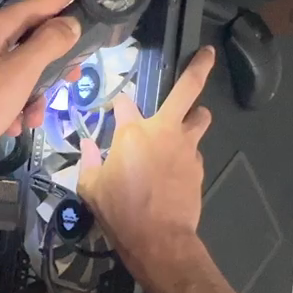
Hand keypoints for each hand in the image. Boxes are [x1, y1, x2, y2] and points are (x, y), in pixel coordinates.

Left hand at [0, 0, 82, 174]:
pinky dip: (11, 103)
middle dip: (55, 60)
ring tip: (31, 117)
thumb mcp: (18, 75)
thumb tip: (69, 22)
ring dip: (32, 91)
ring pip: (17, 65)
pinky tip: (10, 125)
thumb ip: (48, 44)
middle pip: (32, 35)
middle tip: (71, 79)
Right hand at [78, 46, 215, 278]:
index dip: (116, 105)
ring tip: (191, 118)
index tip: (112, 111)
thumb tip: (86, 145)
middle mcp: (163, 131)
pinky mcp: (198, 166)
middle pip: (187, 89)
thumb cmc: (119, 211)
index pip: (123, 103)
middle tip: (206, 54)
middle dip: (199, 68)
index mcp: (131, 132)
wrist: (158, 239)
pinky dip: (185, 152)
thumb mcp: (90, 187)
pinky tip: (175, 166)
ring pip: (200, 118)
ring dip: (196, 115)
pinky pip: (193, 150)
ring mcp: (186, 148)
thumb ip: (87, 161)